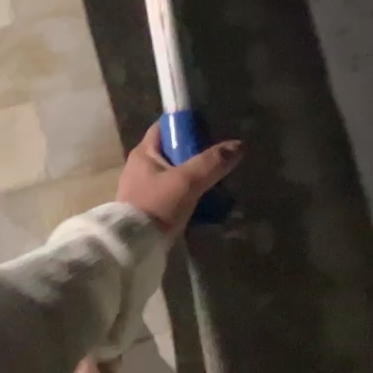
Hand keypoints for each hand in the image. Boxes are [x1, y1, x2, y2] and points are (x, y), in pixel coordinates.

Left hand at [115, 122, 242, 232]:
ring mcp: (143, 187)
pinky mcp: (149, 207)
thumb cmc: (157, 205)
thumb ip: (211, 163)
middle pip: (172, 151)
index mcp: (143, 152)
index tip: (210, 131)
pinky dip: (187, 193)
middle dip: (195, 155)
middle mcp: (140, 166)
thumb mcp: (187, 181)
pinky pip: (172, 192)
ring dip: (193, 177)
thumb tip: (238, 145)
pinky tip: (204, 202)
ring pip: (174, 174)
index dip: (186, 126)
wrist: (134, 246)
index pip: (164, 127)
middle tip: (219, 160)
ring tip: (217, 182)